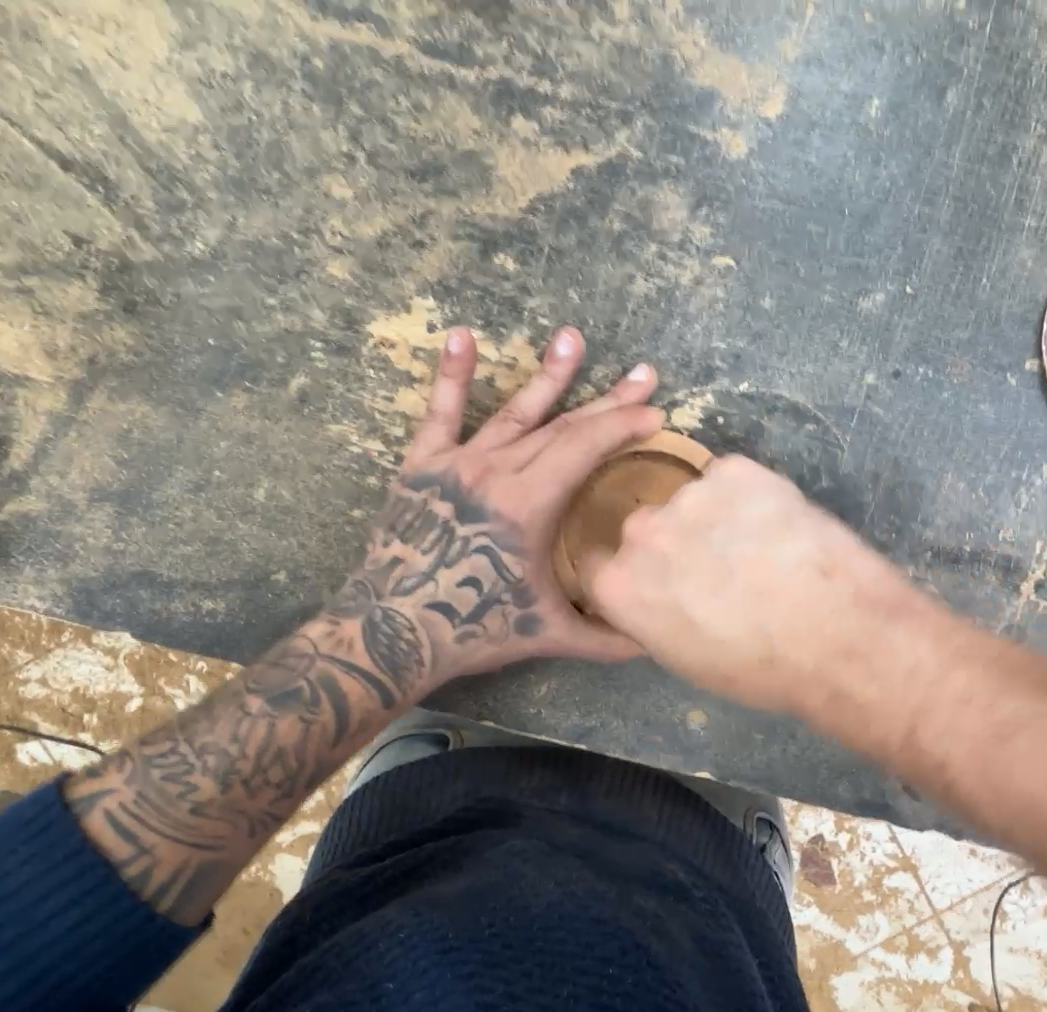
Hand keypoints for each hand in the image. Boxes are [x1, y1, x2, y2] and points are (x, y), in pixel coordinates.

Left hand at [319, 325, 662, 698]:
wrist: (391, 630)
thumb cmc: (474, 628)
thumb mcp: (550, 633)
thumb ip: (607, 637)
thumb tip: (655, 641)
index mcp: (530, 504)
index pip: (587, 448)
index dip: (624, 427)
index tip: (656, 415)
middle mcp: (498, 470)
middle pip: (563, 425)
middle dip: (608, 401)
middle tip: (644, 375)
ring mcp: (459, 462)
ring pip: (515, 411)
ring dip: (549, 375)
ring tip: (571, 336)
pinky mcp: (423, 464)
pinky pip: (441, 412)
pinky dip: (451, 374)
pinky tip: (461, 335)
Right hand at [586, 455, 923, 716]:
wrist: (837, 638)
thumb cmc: (761, 669)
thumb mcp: (685, 659)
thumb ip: (653, 615)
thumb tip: (661, 596)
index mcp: (619, 586)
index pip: (605, 566)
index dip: (640, 576)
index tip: (668, 586)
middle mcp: (642, 533)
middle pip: (647, 530)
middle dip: (676, 546)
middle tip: (722, 571)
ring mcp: (689, 496)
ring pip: (693, 501)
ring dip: (717, 519)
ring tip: (763, 551)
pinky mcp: (736, 471)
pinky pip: (732, 479)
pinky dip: (751, 497)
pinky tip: (781, 527)